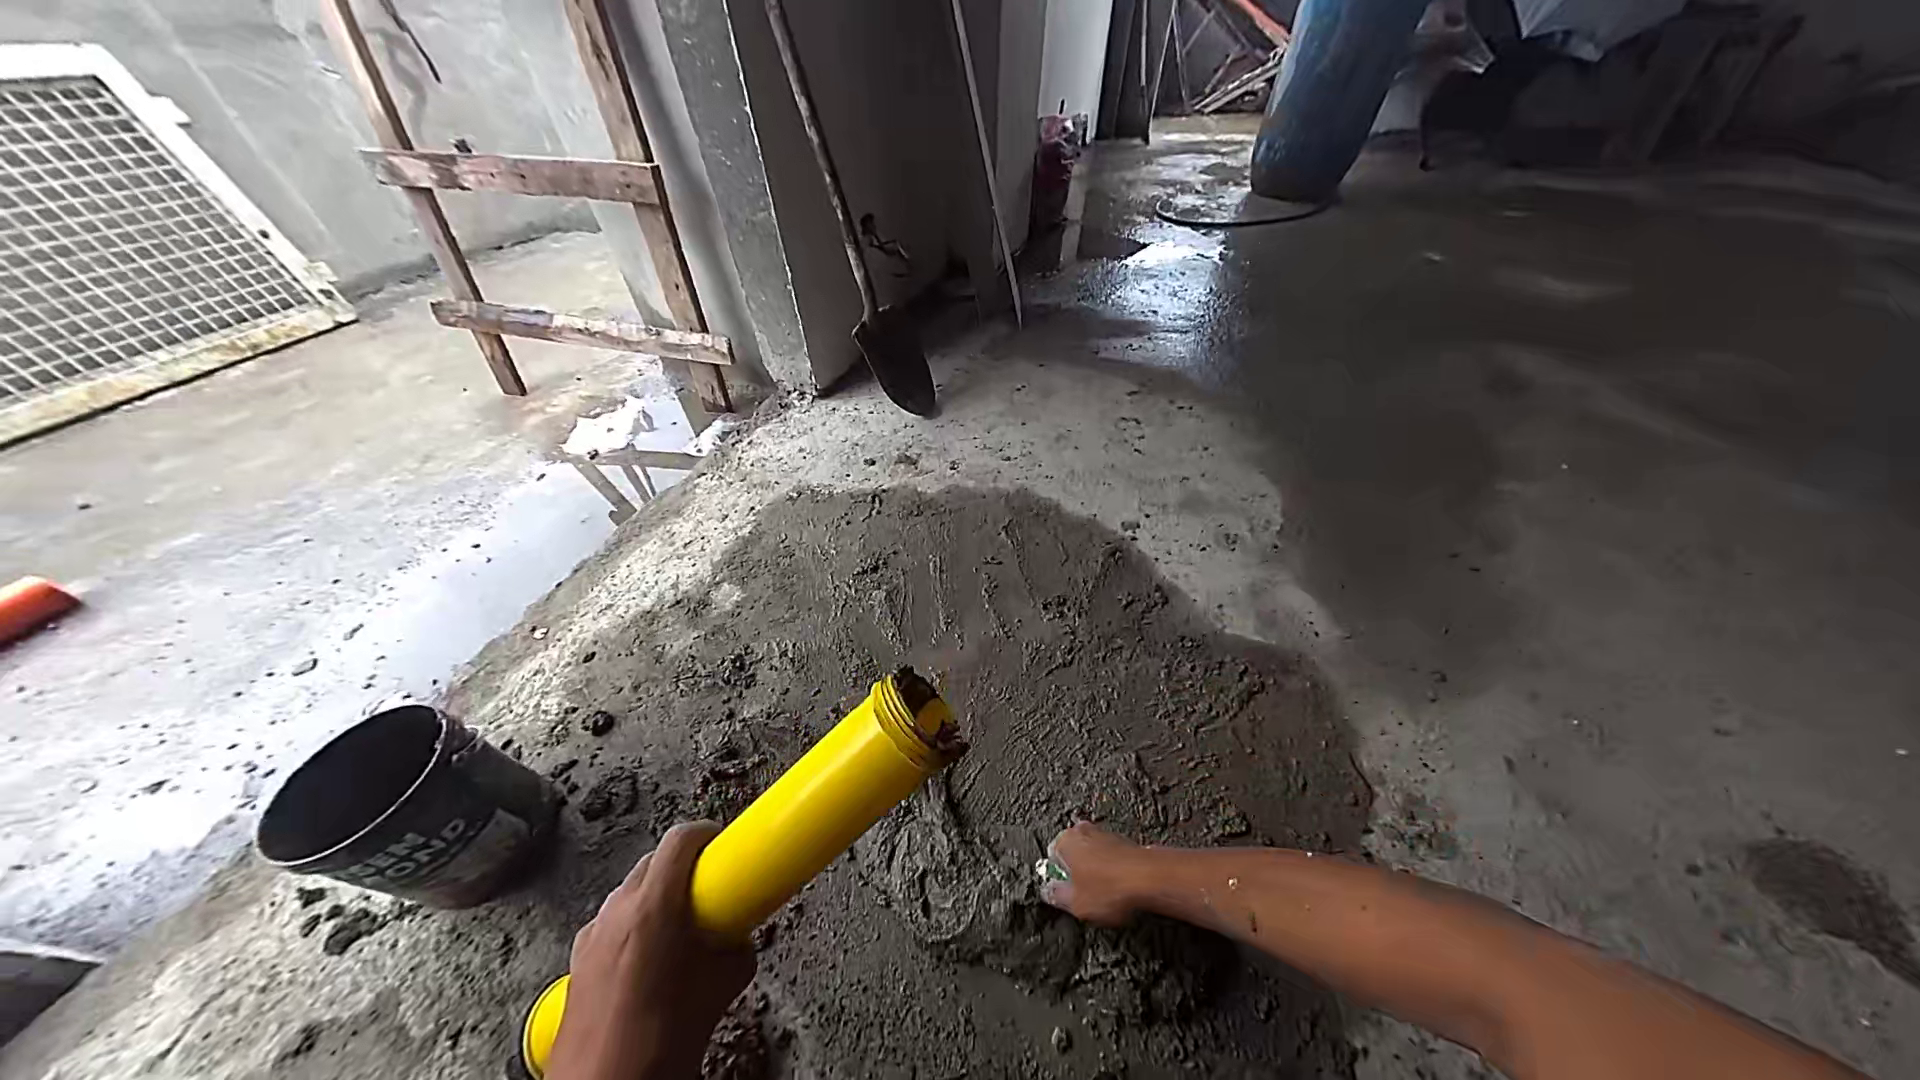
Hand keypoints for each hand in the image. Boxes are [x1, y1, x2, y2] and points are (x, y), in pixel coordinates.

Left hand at [547, 821, 755, 1079]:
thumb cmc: (652, 1049)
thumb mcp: (718, 990)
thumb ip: (737, 953)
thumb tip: (742, 942)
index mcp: (652, 909)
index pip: (681, 839)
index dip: (707, 834)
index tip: (723, 846)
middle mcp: (616, 913)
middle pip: (655, 860)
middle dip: (685, 867)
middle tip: (711, 890)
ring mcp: (592, 936)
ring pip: (632, 889)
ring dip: (659, 893)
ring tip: (683, 926)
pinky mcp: (578, 961)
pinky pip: (612, 921)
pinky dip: (635, 922)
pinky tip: (651, 958)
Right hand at [1038, 821, 1146, 926]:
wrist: (1150, 879)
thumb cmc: (1111, 887)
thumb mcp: (1075, 903)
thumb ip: (1056, 896)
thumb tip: (1049, 892)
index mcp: (1065, 839)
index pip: (1051, 857)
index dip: (1057, 879)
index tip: (1065, 894)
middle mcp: (1084, 831)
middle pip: (1073, 855)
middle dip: (1077, 873)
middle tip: (1084, 896)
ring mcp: (1106, 835)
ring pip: (1093, 856)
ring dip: (1096, 872)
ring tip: (1106, 896)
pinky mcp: (1125, 843)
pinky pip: (1112, 859)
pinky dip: (1114, 872)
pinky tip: (1120, 890)